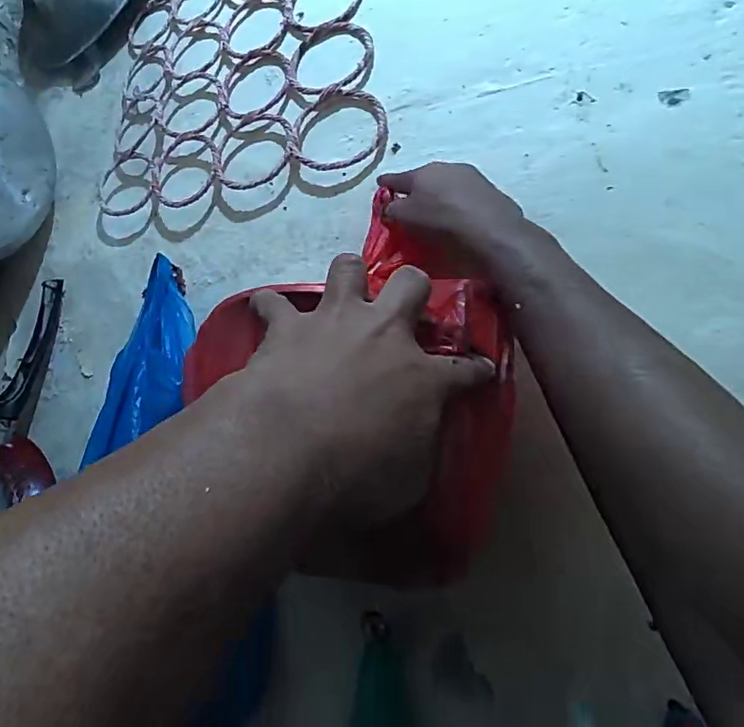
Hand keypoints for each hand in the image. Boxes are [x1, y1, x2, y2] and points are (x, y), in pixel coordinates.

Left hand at [236, 255, 493, 527]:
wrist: (289, 447)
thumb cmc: (358, 474)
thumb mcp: (413, 476)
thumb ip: (423, 440)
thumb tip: (420, 429)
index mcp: (422, 376)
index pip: (464, 368)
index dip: (474, 369)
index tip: (477, 369)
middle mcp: (382, 334)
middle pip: (410, 284)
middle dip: (414, 288)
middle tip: (406, 306)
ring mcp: (332, 321)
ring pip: (347, 268)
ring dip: (349, 275)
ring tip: (346, 289)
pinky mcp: (286, 325)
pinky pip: (272, 301)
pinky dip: (270, 307)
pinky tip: (266, 313)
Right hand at [378, 163, 540, 274]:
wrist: (493, 231)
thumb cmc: (440, 221)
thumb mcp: (404, 218)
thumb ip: (391, 210)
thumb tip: (389, 207)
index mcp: (422, 172)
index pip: (396, 177)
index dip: (386, 183)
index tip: (380, 184)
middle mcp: (447, 168)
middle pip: (423, 179)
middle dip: (416, 189)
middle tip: (410, 204)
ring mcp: (472, 177)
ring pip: (447, 185)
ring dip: (440, 195)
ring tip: (437, 213)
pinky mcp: (492, 191)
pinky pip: (466, 196)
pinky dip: (458, 203)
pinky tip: (459, 218)